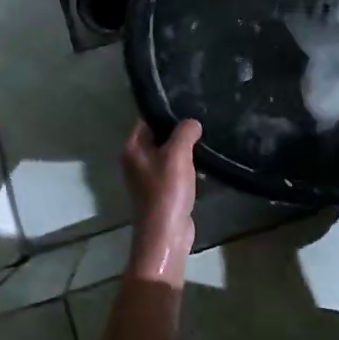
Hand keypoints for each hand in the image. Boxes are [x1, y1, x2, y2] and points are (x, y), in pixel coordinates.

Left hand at [121, 120, 200, 286]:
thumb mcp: (177, 154)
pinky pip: (175, 171)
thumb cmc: (167, 190)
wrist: (166, 233)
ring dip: (185, 150)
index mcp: (133, 148)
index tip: (190, 106)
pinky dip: (187, 166)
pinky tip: (203, 163)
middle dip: (179, 131)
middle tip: (202, 122)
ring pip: (168, 154)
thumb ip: (184, 132)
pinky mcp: (162, 191)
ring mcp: (148, 178)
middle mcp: (136, 161)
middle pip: (158, 136)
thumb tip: (193, 122)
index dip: (167, 113)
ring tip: (206, 140)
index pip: (148, 120)